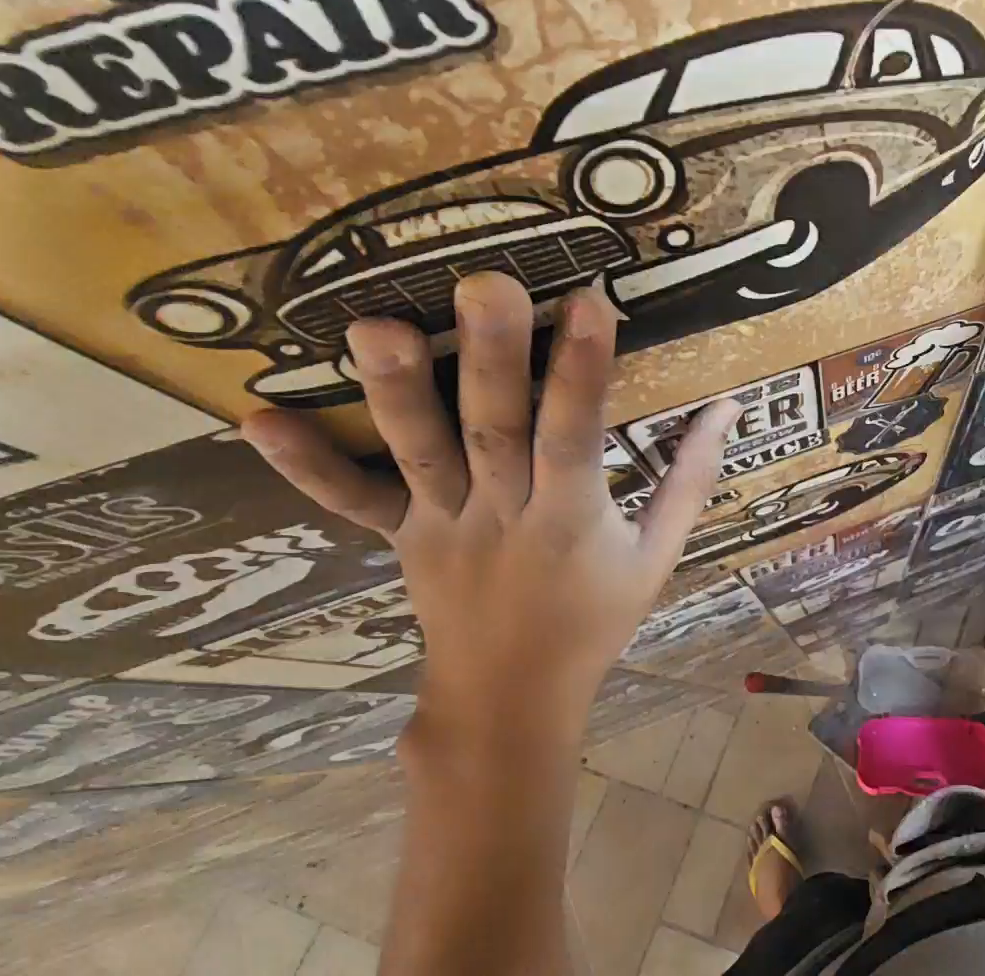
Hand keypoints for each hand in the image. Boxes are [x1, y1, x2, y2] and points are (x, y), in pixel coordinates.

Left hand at [242, 273, 738, 752]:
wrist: (512, 699)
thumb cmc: (595, 621)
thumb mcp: (659, 556)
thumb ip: (690, 480)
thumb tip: (728, 408)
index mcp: (572, 520)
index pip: (577, 437)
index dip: (584, 373)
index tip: (590, 305)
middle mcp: (503, 514)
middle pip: (494, 430)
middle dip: (492, 358)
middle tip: (485, 285)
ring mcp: (442, 526)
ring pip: (419, 455)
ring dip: (396, 392)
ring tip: (374, 326)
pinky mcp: (400, 539)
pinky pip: (350, 504)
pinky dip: (306, 467)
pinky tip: (257, 420)